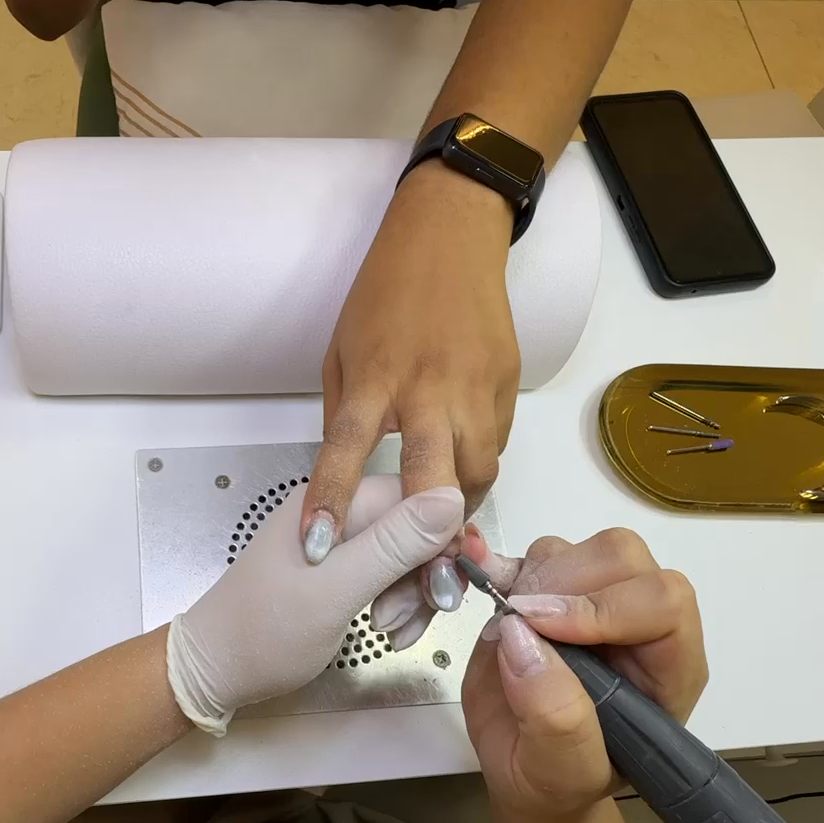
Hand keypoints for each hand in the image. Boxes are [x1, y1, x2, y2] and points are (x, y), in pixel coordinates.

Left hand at [168, 476, 464, 733]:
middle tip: (418, 613)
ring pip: (405, 557)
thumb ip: (392, 546)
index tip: (451, 580)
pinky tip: (390, 632)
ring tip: (392, 629)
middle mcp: (334, 513)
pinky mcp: (336, 573)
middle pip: (413, 527)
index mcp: (329, 501)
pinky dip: (398, 606)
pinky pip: (386, 578)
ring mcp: (335, 544)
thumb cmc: (263, 633)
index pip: (412, 493)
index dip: (443, 534)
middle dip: (426, 571)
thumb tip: (452, 494)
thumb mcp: (332, 591)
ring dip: (412, 595)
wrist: (213, 670)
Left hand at [299, 164, 518, 640]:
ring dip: (460, 516)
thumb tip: (344, 478)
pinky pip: (495, 449)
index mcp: (375, 377)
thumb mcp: (341, 353)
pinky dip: (478, 476)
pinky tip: (461, 491)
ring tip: (441, 547)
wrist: (452, 232)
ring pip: (478, 473)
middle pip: (436, 477)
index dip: (329, 504)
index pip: (347, 450)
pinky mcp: (509, 387)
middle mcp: (429, 388)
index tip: (314, 552)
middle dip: (431, 539)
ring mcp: (476, 388)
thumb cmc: (381, 295)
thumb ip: (345, 418)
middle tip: (427, 590)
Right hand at [458, 527, 706, 819]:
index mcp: (666, 666)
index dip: (602, 605)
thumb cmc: (554, 781)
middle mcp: (634, 622)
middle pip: (622, 557)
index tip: (539, 627)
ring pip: (575, 549)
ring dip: (532, 576)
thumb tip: (520, 635)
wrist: (523, 773)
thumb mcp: (561, 771)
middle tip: (517, 619)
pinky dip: (498, 565)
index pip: (662, 602)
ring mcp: (586, 603)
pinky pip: (529, 556)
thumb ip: (556, 717)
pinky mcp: (541, 594)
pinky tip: (483, 589)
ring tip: (504, 622)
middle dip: (563, 581)